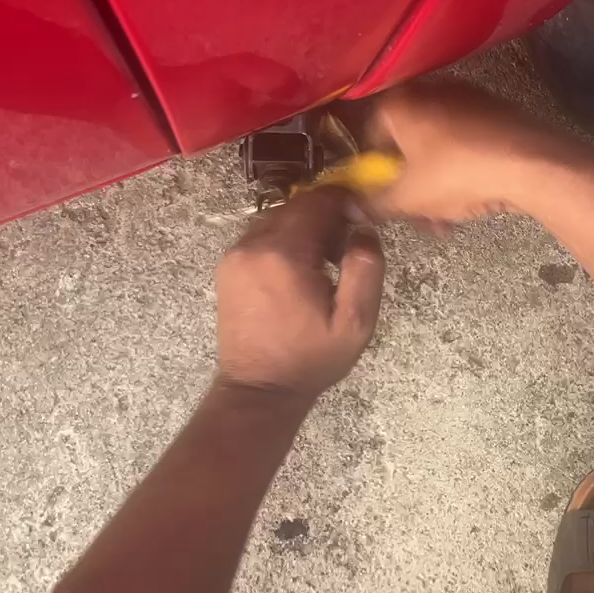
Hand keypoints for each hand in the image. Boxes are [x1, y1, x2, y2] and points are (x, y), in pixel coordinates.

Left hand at [215, 188, 384, 399]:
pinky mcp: (228, 266)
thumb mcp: (356, 322)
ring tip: (324, 262)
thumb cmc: (311, 359)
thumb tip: (364, 229)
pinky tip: (299, 269)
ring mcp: (235, 255)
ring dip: (305, 228)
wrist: (259, 391)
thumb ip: (365, 268)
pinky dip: (285, 240)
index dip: (345, 203)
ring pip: (278, 218)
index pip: (318, 202)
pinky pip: (262, 235)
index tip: (361, 221)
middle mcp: (253, 245)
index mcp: (285, 254)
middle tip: (345, 248)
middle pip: (297, 206)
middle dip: (327, 217)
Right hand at [361, 82, 581, 223]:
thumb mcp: (409, 197)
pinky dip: (462, 169)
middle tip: (417, 217)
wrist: (530, 162)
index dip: (372, 169)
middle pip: (407, 142)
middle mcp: (432, 91)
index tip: (381, 195)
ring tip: (447, 221)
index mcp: (401, 103)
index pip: (369, 133)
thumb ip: (374, 203)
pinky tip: (473, 200)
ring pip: (439, 147)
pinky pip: (467, 142)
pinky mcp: (497, 112)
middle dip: (410, 185)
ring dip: (436, 185)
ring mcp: (468, 98)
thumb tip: (350, 208)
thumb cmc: (458, 173)